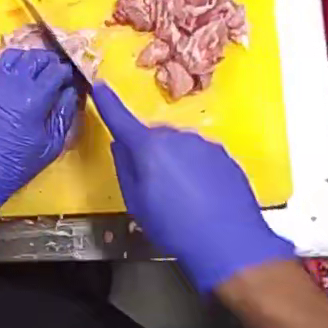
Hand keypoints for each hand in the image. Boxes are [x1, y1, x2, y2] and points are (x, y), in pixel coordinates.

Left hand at [0, 48, 81, 212]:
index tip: (68, 81)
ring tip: (34, 74)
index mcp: (35, 98)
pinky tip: (16, 80)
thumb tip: (71, 90)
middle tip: (54, 75)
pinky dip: (11, 66)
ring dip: (29, 60)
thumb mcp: (53, 143)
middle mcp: (14, 84)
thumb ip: (65, 112)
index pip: (57, 69)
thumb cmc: (20, 162)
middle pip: (36, 56)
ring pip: (16, 55)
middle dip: (49, 62)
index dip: (66, 72)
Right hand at [91, 83, 295, 292]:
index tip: (99, 86)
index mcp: (149, 147)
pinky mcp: (225, 156)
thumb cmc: (173, 225)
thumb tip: (120, 145)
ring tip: (174, 195)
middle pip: (153, 135)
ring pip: (178, 145)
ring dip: (171, 161)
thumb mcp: (136, 202)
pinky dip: (192, 168)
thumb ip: (125, 168)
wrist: (228, 240)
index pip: (122, 120)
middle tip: (146, 183)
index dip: (108, 104)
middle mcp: (178, 137)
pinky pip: (199, 155)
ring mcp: (205, 145)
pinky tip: (196, 195)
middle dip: (146, 150)